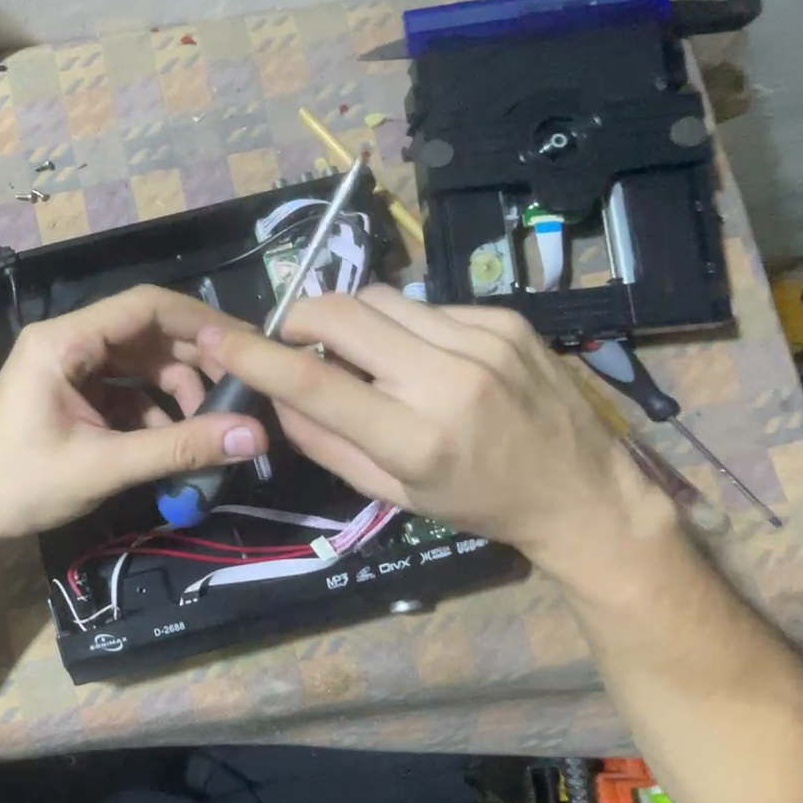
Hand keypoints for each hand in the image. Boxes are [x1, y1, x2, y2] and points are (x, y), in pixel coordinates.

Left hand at [0, 286, 266, 545]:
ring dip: (175, 390)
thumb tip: (255, 435)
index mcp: (62, 342)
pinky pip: (124, 389)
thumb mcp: (105, 466)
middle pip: (145, 332)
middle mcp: (65, 342)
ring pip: (138, 362)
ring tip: (206, 428)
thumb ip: (179, 448)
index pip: (144, 306)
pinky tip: (171, 442)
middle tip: (240, 390)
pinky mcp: (71, 394)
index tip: (245, 346)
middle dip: (193, 361)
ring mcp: (68, 368)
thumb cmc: (23, 487)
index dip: (200, 322)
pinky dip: (152, 411)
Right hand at [198, 285, 664, 566]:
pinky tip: (414, 355)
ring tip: (355, 352)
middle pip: (342, 314)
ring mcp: (482, 339)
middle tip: (291, 340)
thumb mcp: (392, 492)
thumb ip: (326, 443)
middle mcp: (448, 378)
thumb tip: (276, 397)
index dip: (258, 356)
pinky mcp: (504, 318)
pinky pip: (423, 306)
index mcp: (415, 438)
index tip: (218, 338)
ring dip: (347, 320)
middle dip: (298, 318)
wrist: (584, 491)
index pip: (315, 383)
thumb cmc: (477, 504)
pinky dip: (398, 326)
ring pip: (379, 299)